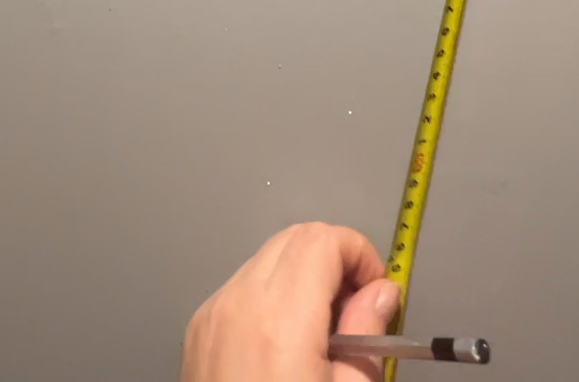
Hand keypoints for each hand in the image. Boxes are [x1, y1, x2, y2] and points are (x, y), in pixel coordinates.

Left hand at [181, 223, 400, 381]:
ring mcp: (212, 311)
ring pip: (267, 256)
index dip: (360, 254)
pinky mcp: (198, 328)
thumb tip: (380, 291)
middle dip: (334, 258)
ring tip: (324, 330)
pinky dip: (273, 292)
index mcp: (279, 318)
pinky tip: (287, 342)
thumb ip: (367, 336)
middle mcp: (239, 300)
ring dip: (303, 273)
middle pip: (294, 237)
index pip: (323, 239)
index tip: (378, 294)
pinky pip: (243, 284)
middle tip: (358, 311)